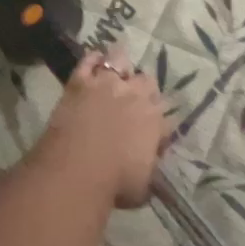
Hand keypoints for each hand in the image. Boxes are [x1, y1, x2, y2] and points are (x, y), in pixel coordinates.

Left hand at [31, 50, 168, 208]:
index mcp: (155, 122)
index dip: (160, 121)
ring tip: (117, 71)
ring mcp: (107, 84)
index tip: (155, 129)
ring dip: (121, 65)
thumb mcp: (143, 186)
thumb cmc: (114, 185)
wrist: (78, 169)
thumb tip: (152, 161)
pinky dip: (93, 58)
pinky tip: (94, 59)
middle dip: (144, 89)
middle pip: (148, 82)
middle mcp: (136, 96)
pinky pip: (89, 61)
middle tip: (135, 100)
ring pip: (120, 61)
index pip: (166, 114)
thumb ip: (150, 167)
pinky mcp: (81, 82)